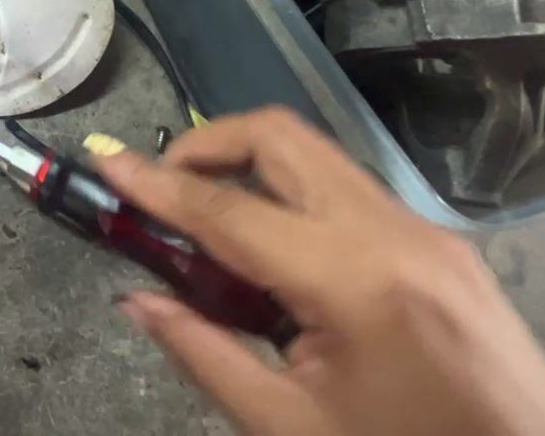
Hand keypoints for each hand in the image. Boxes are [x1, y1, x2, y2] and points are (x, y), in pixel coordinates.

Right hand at [91, 108, 544, 435]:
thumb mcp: (294, 432)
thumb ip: (204, 354)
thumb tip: (134, 300)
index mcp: (359, 282)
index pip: (227, 211)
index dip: (155, 183)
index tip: (104, 156)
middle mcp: (396, 232)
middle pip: (278, 138)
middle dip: (206, 145)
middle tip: (163, 188)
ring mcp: (426, 231)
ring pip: (311, 151)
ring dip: (245, 163)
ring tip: (209, 217)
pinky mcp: (440, 243)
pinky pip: (341, 185)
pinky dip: (286, 189)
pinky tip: (274, 249)